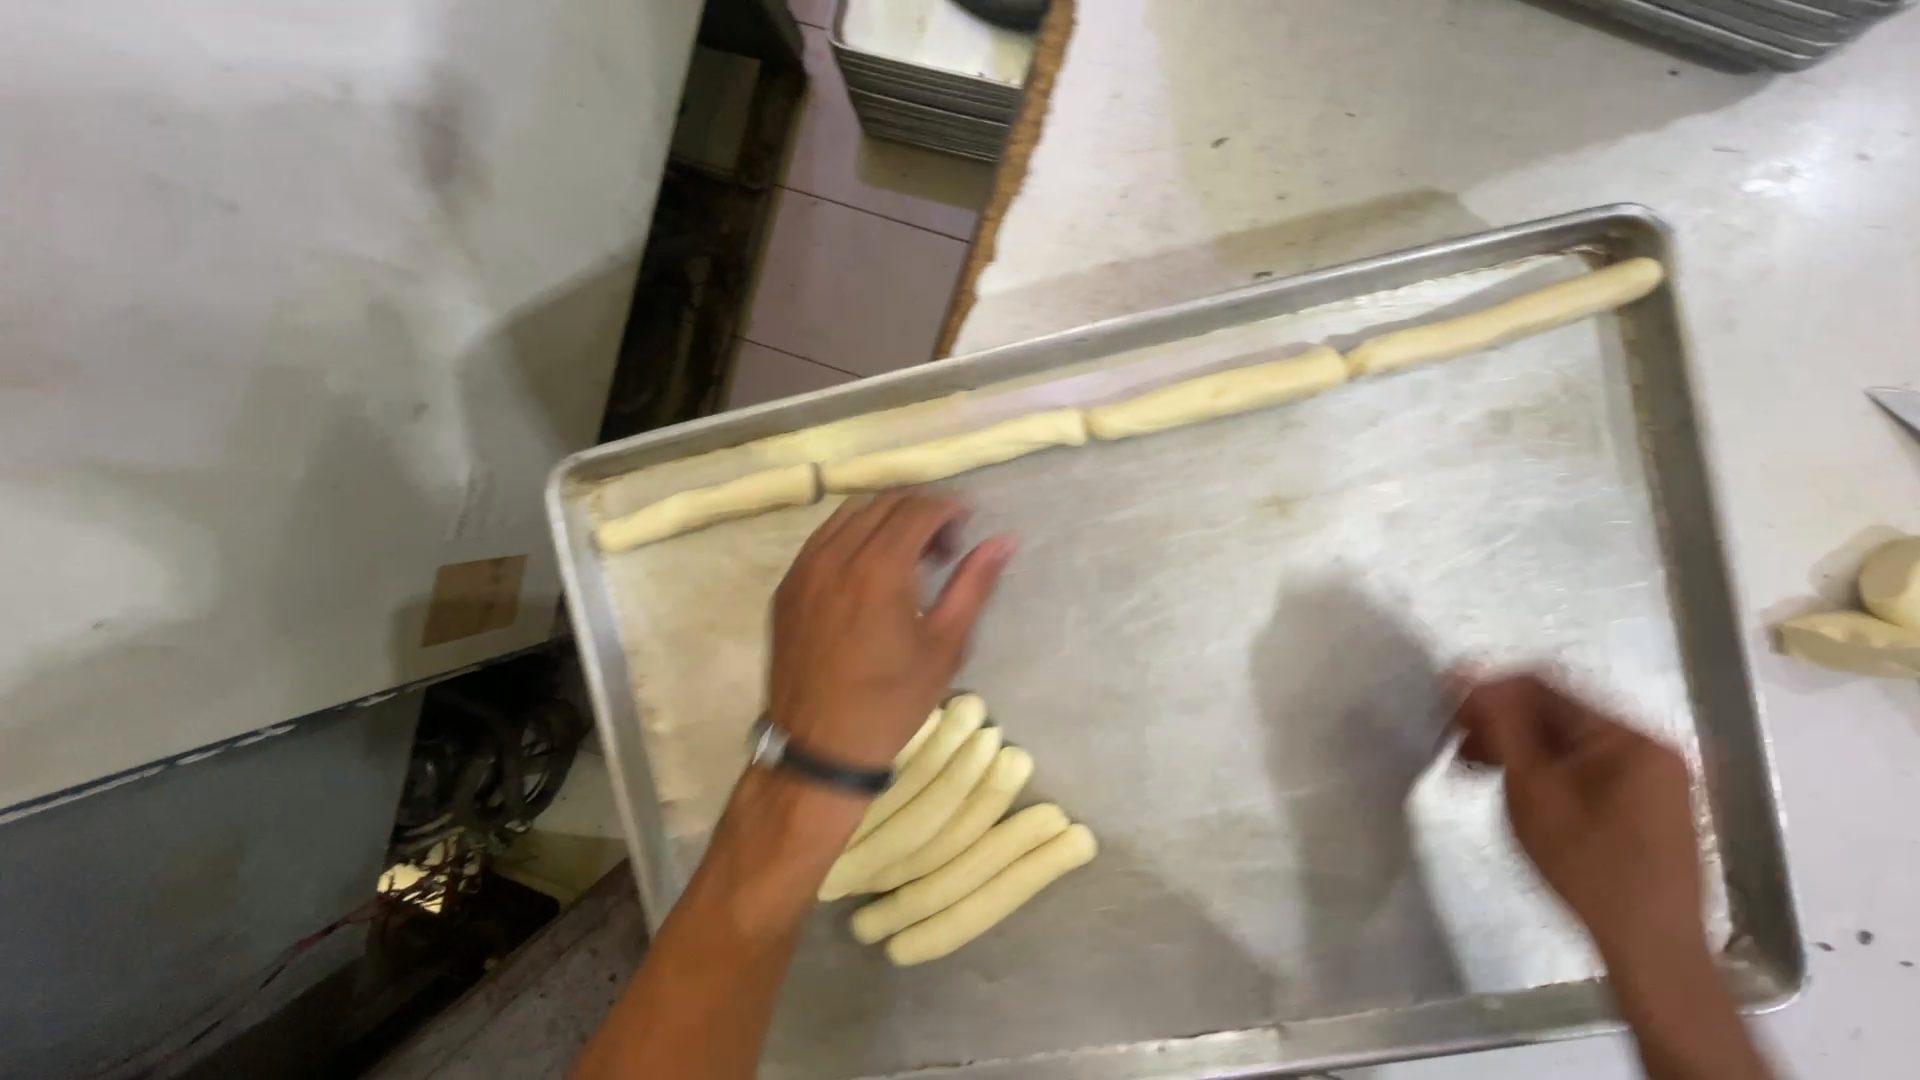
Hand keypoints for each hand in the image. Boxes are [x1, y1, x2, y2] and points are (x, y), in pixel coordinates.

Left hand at [767, 491, 1014, 770]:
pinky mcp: (787, 585)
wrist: (820, 745)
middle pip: (884, 502)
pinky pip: (823, 538)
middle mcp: (835, 556)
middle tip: (944, 547)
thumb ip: (974, 584)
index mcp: (878, 571)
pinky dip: (854, 535)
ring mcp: (804, 568)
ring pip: (850, 514)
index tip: (969, 524)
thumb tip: (1004, 540)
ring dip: (887, 518)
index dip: (949, 508)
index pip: (917, 509)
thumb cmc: (892, 701)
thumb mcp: (945, 646)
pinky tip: (871, 569)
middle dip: (921, 511)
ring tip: (909, 556)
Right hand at [1455, 673, 1704, 963]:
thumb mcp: (1530, 788)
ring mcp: (1653, 773)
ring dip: (1516, 745)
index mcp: (1625, 735)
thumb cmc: (1585, 863)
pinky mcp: (1648, 799)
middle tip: (1456, 745)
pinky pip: (1584, 762)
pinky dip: (1543, 766)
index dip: (1486, 691)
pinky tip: (1515, 787)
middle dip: (1498, 722)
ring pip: (1565, 738)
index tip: (1446, 713)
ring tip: (1475, 768)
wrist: (1650, 942)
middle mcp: (1646, 743)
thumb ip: (1498, 725)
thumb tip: (1463, 673)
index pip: (1540, 685)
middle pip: (1554, 710)